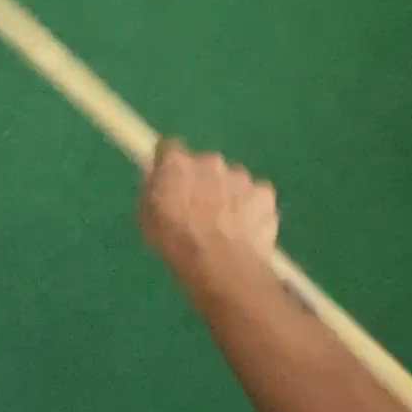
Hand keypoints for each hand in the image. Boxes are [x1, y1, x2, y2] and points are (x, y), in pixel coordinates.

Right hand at [139, 139, 278, 280]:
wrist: (221, 263)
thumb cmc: (174, 240)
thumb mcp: (145, 215)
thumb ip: (152, 190)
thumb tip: (157, 180)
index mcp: (176, 163)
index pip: (168, 148)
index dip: (167, 164)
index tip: (166, 180)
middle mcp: (210, 161)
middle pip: (203, 163)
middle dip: (200, 179)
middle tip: (196, 206)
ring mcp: (241, 176)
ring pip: (230, 179)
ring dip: (225, 192)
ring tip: (222, 222)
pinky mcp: (266, 192)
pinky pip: (253, 194)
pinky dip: (248, 206)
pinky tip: (242, 227)